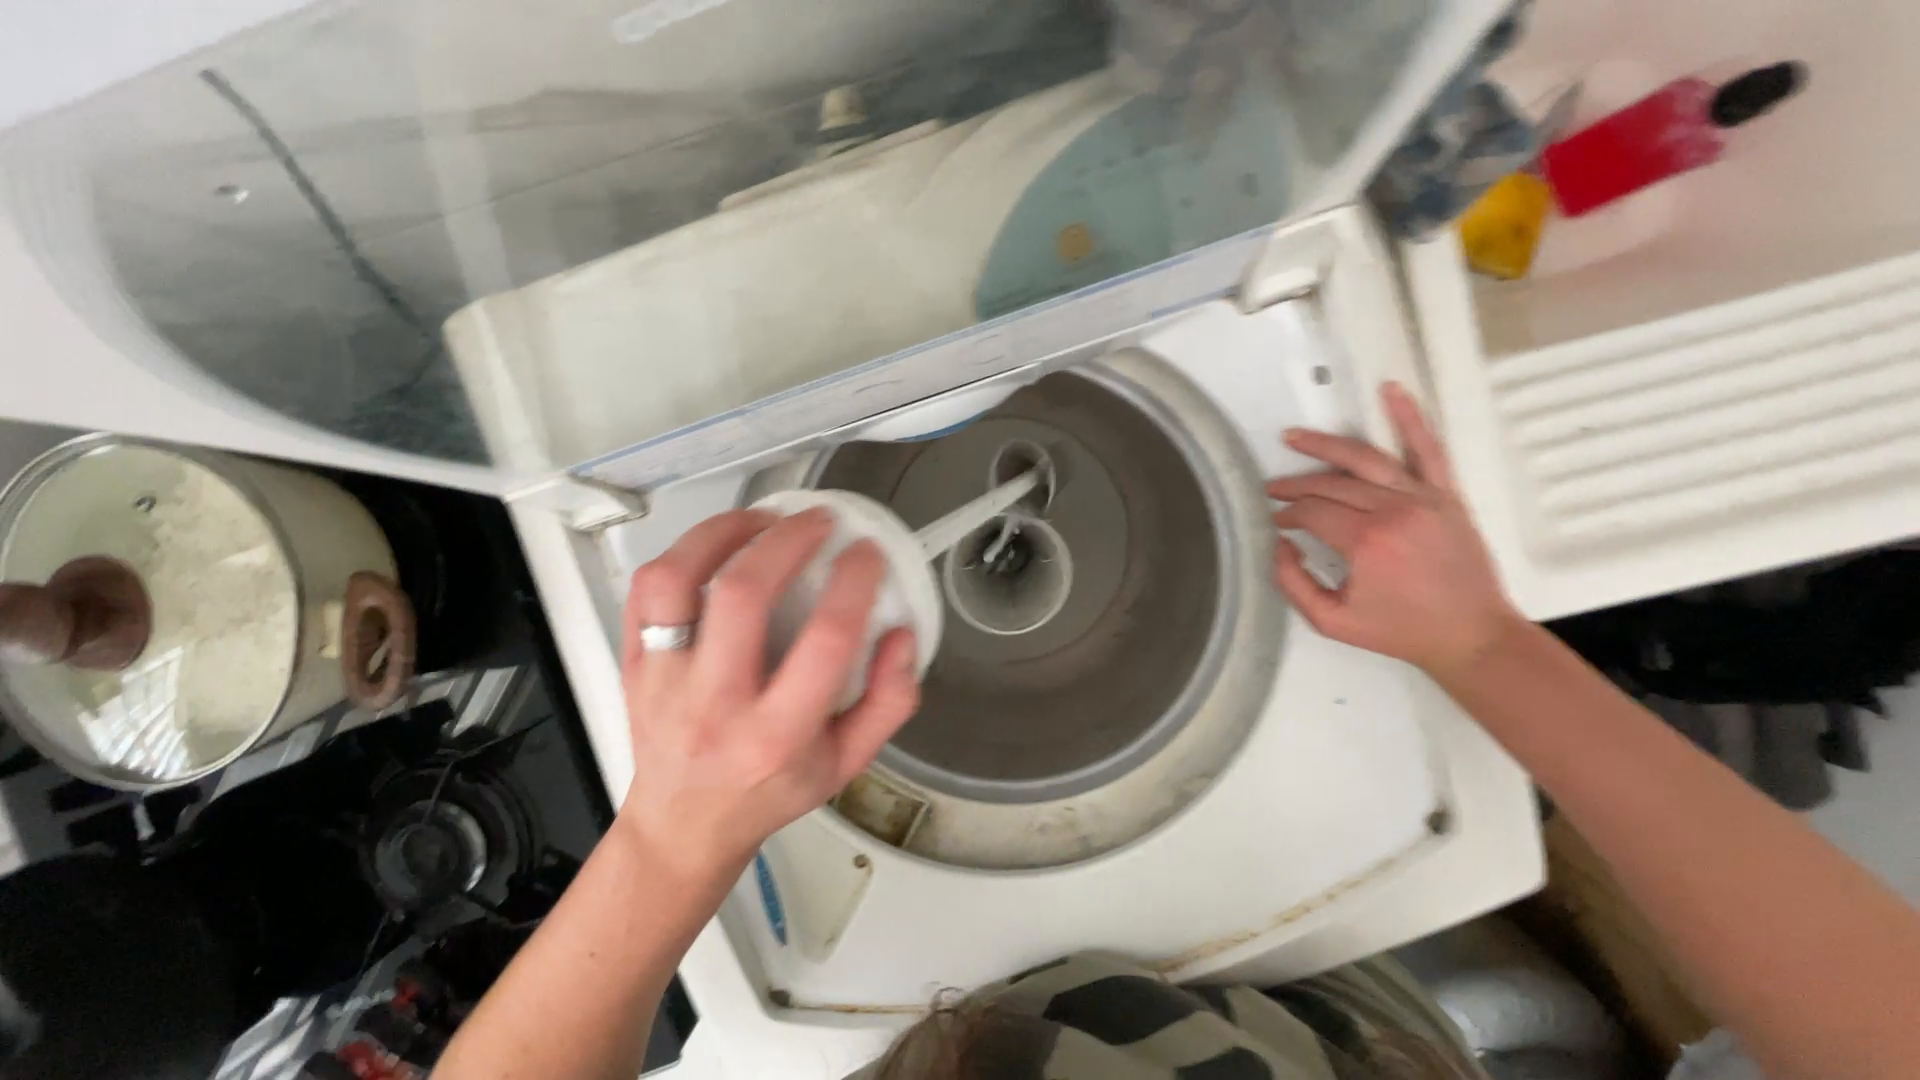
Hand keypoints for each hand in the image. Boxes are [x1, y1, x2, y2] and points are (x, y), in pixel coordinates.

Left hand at [616, 508, 920, 883]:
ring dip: (722, 533)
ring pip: (676, 580)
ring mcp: (662, 682)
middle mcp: (715, 705)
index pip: (824, 641)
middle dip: (788, 540)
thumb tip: (902, 633)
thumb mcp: (848, 764)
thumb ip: (888, 701)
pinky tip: (718, 548)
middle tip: (818, 521)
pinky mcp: (630, 665)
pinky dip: (681, 554)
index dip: (853, 583)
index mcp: (778, 735)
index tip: (867, 552)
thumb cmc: (772, 791)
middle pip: (743, 595)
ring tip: (760, 521)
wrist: (684, 826)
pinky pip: (644, 591)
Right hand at [1266, 383, 1524, 677]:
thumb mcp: (1332, 621)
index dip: (1287, 514)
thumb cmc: (1401, 631)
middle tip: (1273, 488)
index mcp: (1366, 542)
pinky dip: (1410, 418)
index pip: (1312, 512)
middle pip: (1332, 484)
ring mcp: (1424, 499)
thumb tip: (1279, 543)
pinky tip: (1390, 392)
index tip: (1276, 521)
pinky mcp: (1447, 496)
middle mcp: (1394, 511)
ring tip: (1295, 436)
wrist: (1472, 635)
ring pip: (1366, 459)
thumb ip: (1293, 583)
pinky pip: (1428, 449)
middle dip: (1297, 484)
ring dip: (1326, 445)